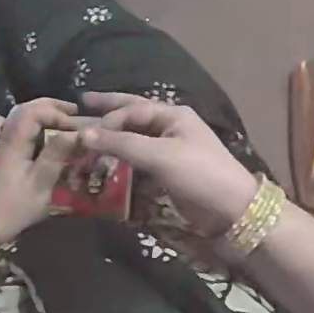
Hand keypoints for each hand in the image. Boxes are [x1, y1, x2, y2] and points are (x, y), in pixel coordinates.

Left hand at [0, 97, 79, 244]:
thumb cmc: (16, 207)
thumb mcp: (41, 184)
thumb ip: (56, 155)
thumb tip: (75, 132)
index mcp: (14, 144)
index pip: (32, 113)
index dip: (55, 113)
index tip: (75, 126)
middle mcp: (7, 139)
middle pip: (25, 109)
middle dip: (50, 107)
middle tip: (74, 111)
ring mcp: (5, 146)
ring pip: (22, 118)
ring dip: (44, 114)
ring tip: (66, 120)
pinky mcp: (8, 155)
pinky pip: (22, 130)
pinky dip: (39, 125)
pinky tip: (53, 135)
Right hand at [78, 92, 259, 235]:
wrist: (232, 210)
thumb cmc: (198, 174)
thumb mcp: (159, 155)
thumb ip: (121, 144)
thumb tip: (84, 134)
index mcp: (172, 115)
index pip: (131, 110)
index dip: (107, 120)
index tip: (84, 135)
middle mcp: (170, 127)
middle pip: (133, 114)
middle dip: (108, 109)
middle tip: (82, 102)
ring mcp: (169, 149)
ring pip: (134, 137)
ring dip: (112, 136)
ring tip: (89, 134)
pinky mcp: (167, 171)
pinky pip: (139, 158)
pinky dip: (122, 157)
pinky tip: (107, 160)